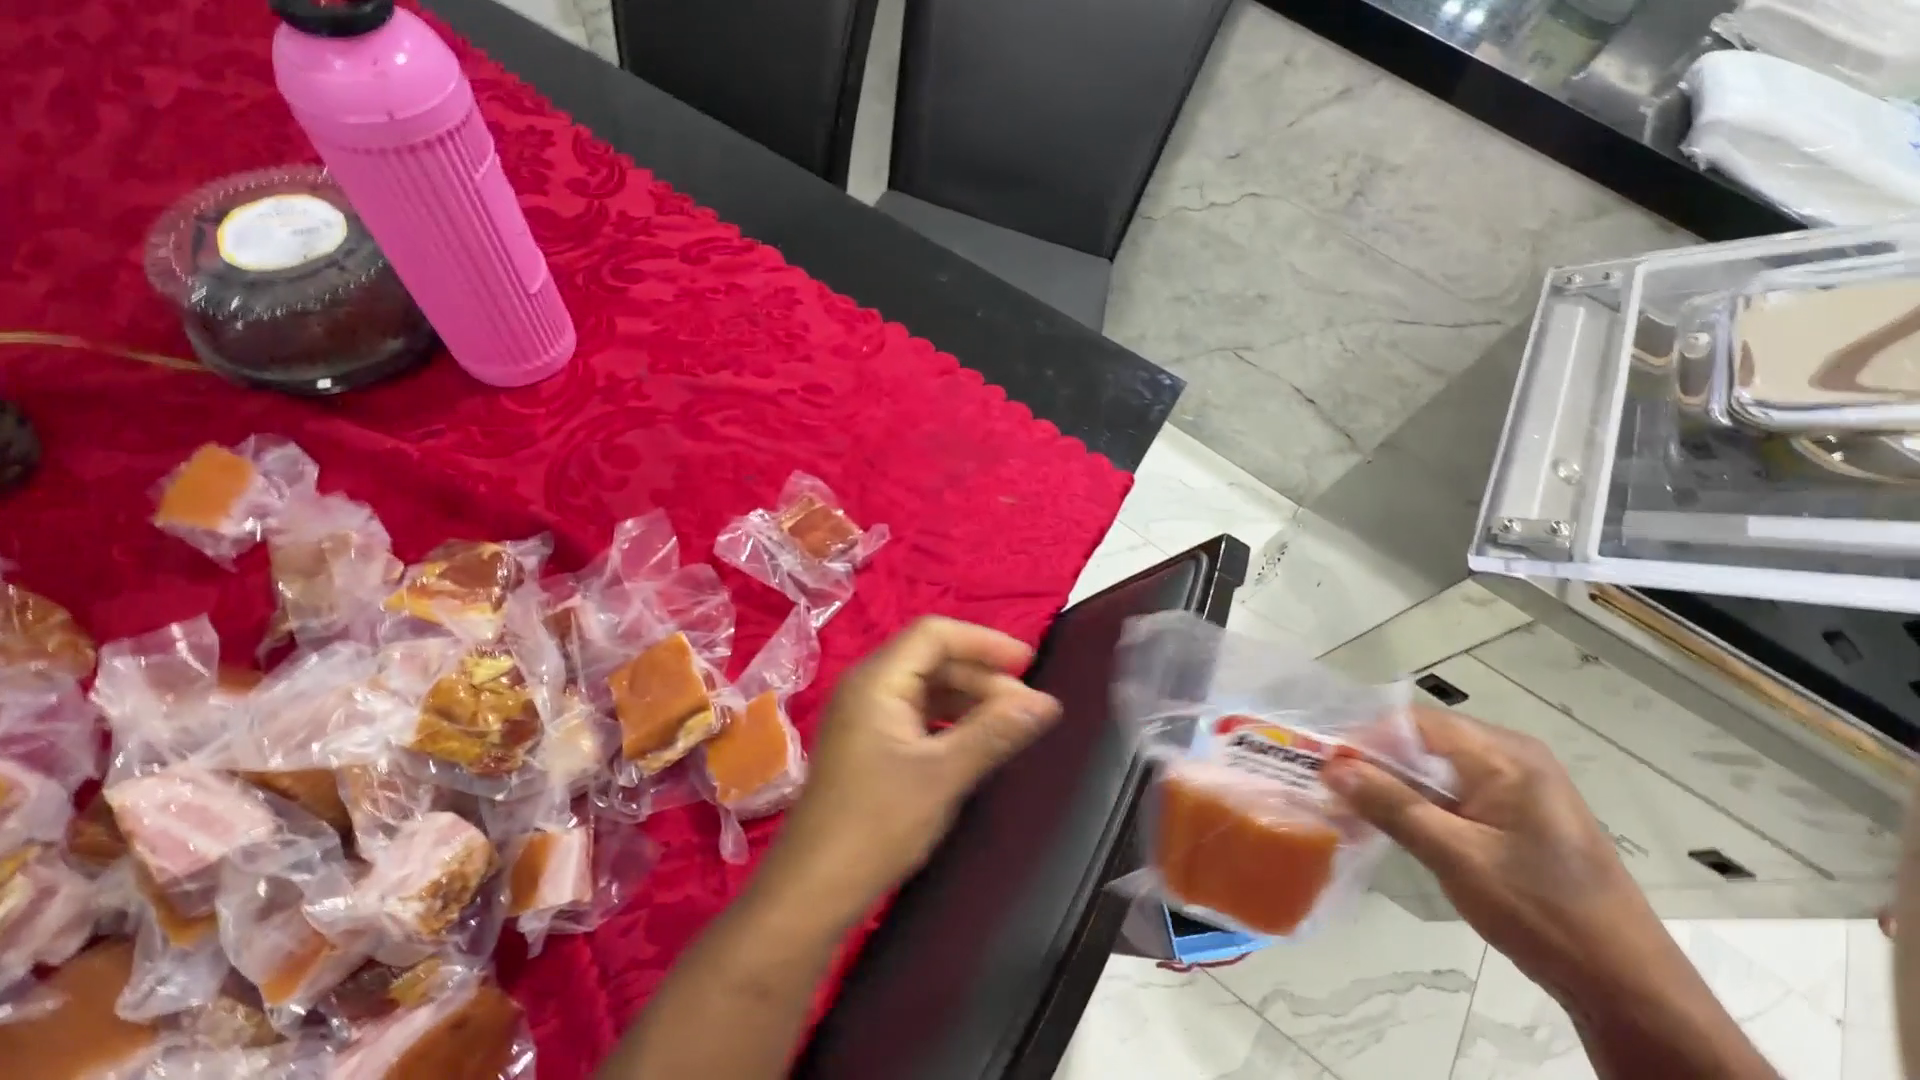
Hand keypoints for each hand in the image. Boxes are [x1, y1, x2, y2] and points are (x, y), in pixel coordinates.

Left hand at [759, 617, 1061, 919]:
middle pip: (931, 658)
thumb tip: (1047, 703)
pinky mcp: (866, 746)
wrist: (815, 888)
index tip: (1030, 665)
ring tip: (1012, 725)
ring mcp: (863, 718)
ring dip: (969, 699)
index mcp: (876, 681)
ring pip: (925, 688)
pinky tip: (977, 742)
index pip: (934, 634)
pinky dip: (950, 720)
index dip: (985, 642)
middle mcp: (866, 688)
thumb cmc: (877, 824)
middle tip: (1028, 708)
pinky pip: (915, 715)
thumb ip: (995, 733)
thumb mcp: (944, 776)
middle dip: (982, 675)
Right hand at [1324, 707, 1666, 1004]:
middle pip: (1426, 741)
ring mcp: (1520, 787)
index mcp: (1506, 756)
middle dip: (1375, 761)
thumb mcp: (1457, 857)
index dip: (1365, 738)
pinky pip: (1456, 793)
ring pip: (1438, 769)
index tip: (1322, 765)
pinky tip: (1392, 825)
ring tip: (1350, 807)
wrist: (1623, 979)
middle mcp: (1514, 758)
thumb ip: (1394, 806)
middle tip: (1329, 788)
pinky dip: (1420, 803)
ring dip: (1394, 784)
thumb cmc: (1540, 910)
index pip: (1417, 723)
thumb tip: (1333, 767)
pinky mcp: (1519, 817)